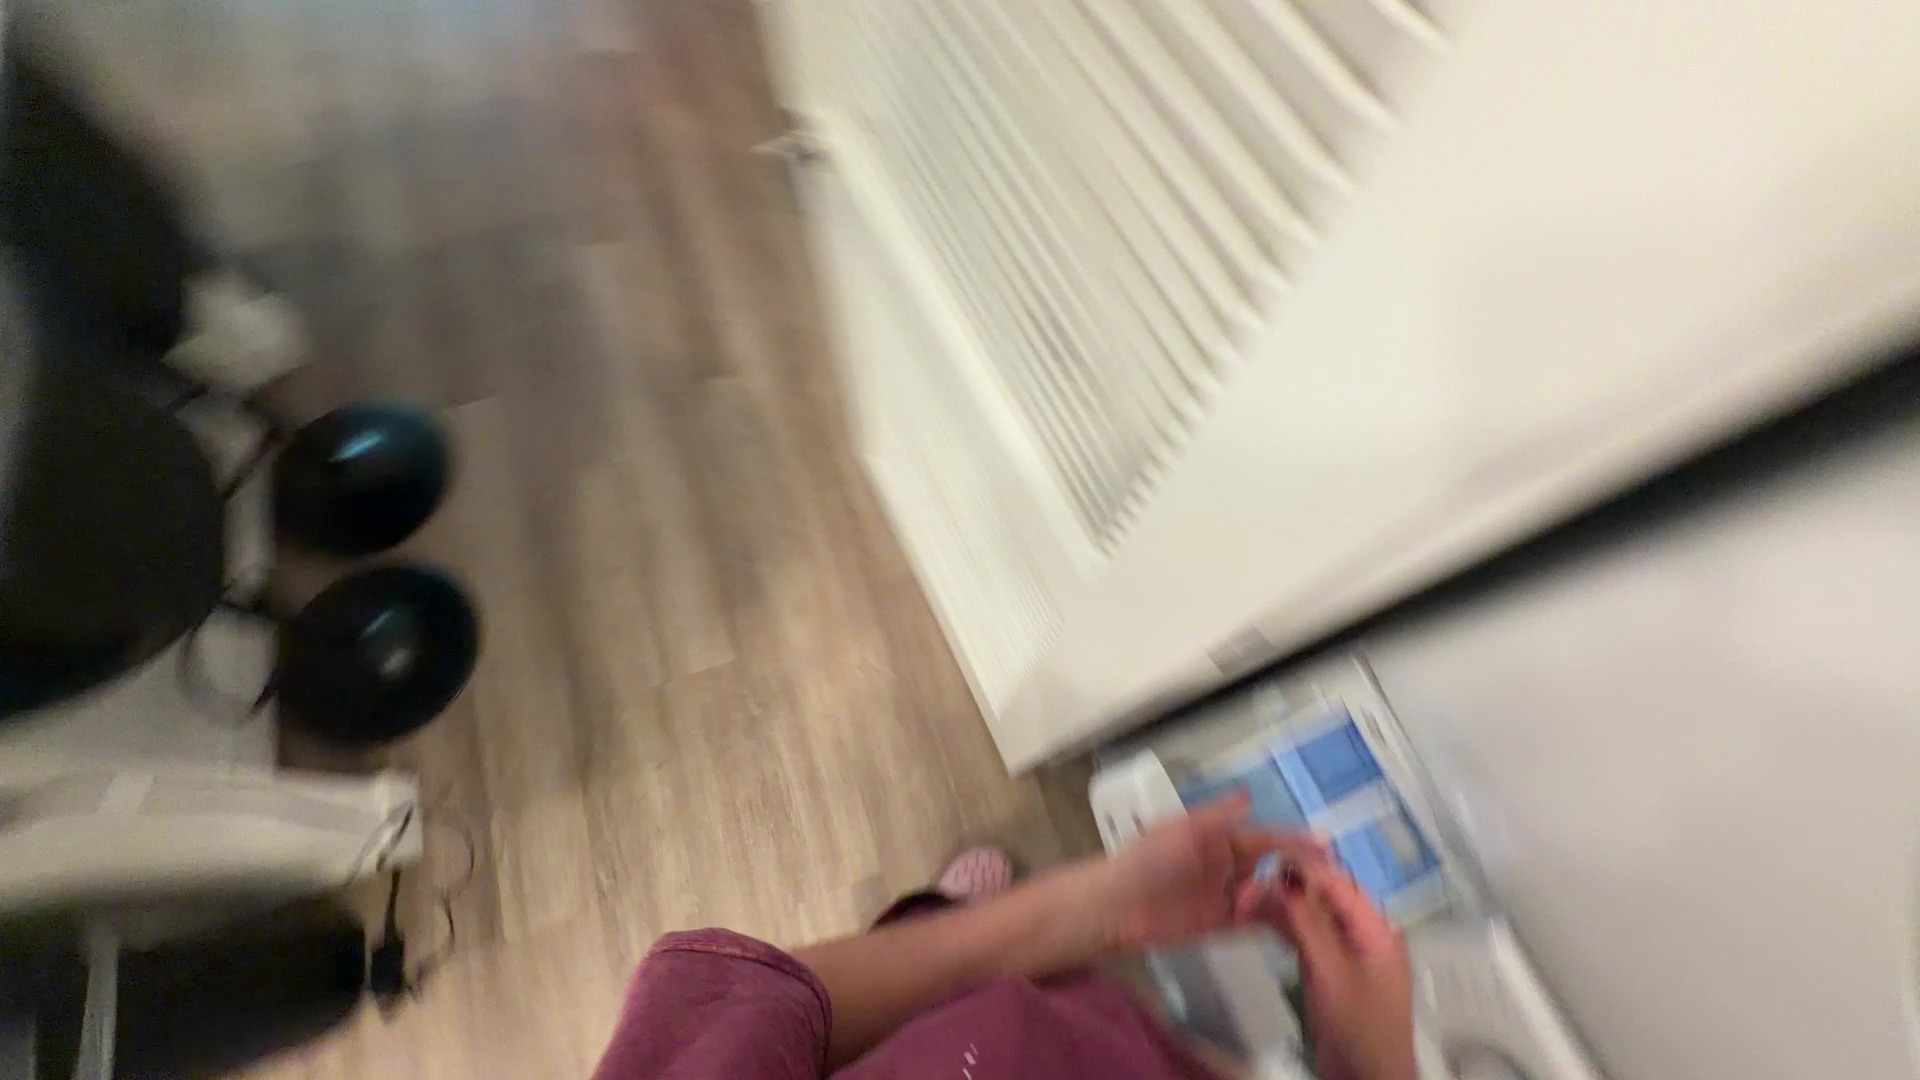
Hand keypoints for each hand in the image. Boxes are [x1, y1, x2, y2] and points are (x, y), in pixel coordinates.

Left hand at [1094, 794, 1328, 948]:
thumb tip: (1249, 795)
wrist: (1118, 904)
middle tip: (1338, 885)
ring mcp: (1228, 895)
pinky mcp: (1223, 924)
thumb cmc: (1149, 858)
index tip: (1327, 848)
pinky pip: (1259, 924)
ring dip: (1297, 901)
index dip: (1295, 842)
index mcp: (1219, 838)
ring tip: (1327, 910)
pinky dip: (1281, 926)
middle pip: (1275, 867)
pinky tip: (1304, 931)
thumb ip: (1217, 816)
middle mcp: (1229, 864)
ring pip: (1272, 896)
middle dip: (1304, 873)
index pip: (1266, 838)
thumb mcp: (1181, 829)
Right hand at [1255, 862, 1416, 1079]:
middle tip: (1242, 890)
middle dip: (1282, 887)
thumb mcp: (1330, 971)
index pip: (1336, 881)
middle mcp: (1362, 931)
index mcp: (1376, 928)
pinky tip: (1253, 917)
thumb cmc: (1358, 1028)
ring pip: (1307, 912)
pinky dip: (1280, 924)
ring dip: (1276, 906)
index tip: (1260, 860)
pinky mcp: (1328, 965)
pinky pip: (1303, 932)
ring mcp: (1344, 949)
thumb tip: (1284, 873)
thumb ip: (1308, 920)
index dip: (1300, 866)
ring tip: (1240, 903)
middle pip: (1319, 894)